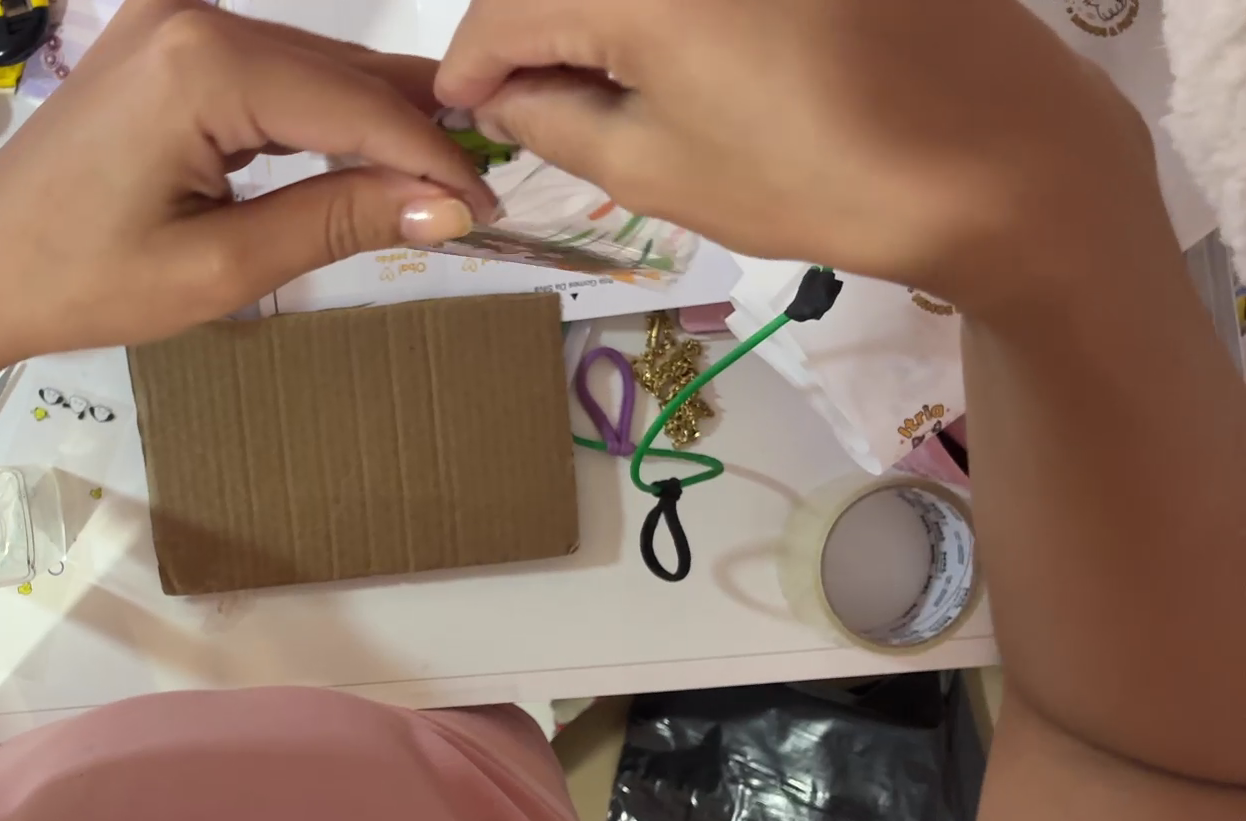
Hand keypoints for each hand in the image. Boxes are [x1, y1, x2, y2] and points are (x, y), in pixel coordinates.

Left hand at [0, 0, 494, 369]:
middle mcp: (194, 16)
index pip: (354, 105)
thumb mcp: (220, 268)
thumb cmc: (84, 286)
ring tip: (440, 175)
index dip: (430, 158)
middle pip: (338, 73)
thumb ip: (332, 222)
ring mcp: (174, 24)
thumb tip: (441, 206)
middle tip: (481, 188)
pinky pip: (268, 79)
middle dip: (413, 134)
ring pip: (309, 73)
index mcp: (204, 63)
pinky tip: (361, 152)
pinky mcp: (163, 50)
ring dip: (374, 124)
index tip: (488, 204)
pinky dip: (321, 120)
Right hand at [436, 0, 1179, 310]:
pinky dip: (639, 8)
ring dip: (576, 18)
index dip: (467, 66)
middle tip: (516, 103)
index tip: (460, 114)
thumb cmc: (797, 180)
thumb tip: (498, 91)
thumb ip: (550, 118)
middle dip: (516, 36)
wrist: (983, 155)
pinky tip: (644, 49)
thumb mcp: (646, 167)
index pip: (505, 8)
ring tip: (579, 83)